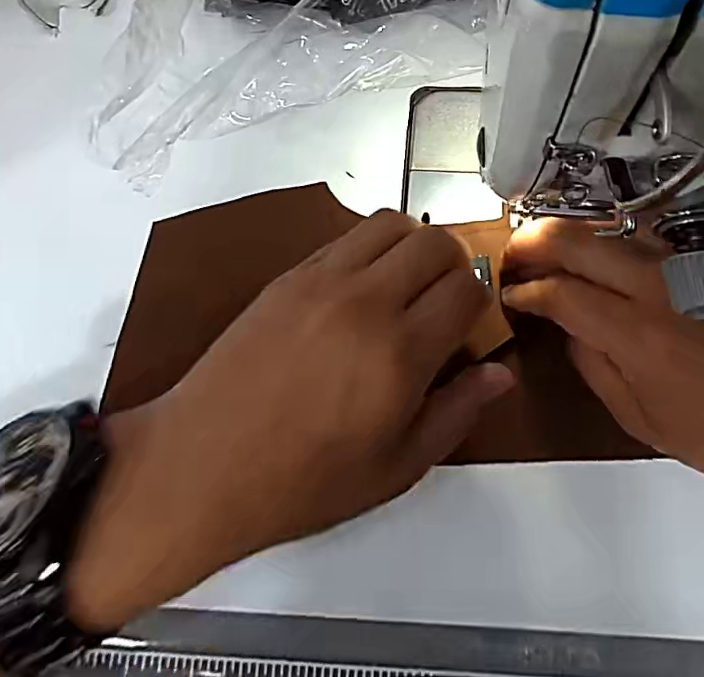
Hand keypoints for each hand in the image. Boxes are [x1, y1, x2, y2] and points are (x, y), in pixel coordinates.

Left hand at [70, 211, 514, 628]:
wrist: (202, 465)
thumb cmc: (304, 480)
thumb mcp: (396, 467)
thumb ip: (457, 411)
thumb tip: (501, 373)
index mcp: (399, 354)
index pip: (467, 290)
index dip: (481, 303)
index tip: (470, 326)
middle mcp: (366, 302)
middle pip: (437, 242)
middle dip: (457, 265)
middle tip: (446, 300)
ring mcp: (324, 280)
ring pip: (393, 222)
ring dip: (414, 244)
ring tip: (408, 284)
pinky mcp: (291, 274)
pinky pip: (347, 236)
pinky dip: (371, 247)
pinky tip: (363, 286)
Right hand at [501, 217, 703, 504]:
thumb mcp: (646, 422)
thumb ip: (595, 367)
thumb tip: (566, 326)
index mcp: (638, 334)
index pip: (559, 291)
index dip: (526, 290)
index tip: (511, 296)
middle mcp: (657, 284)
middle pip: (575, 238)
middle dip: (533, 242)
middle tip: (515, 258)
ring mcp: (686, 260)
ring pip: (608, 225)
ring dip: (570, 233)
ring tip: (549, 251)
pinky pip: (644, 234)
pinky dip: (610, 238)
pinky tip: (602, 255)